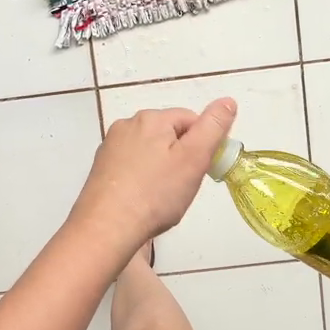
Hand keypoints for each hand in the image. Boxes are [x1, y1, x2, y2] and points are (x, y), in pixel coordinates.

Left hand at [66, 98, 236, 252]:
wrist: (106, 227)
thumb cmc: (155, 194)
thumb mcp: (194, 158)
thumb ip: (213, 127)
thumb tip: (228, 101)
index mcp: (151, 119)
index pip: (190, 119)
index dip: (203, 144)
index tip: (203, 170)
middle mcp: (127, 125)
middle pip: (168, 134)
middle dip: (181, 156)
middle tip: (183, 186)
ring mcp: (110, 146)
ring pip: (149, 150)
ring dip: (161, 167)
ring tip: (163, 196)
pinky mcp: (101, 168)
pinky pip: (131, 165)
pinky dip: (142, 177)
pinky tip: (143, 199)